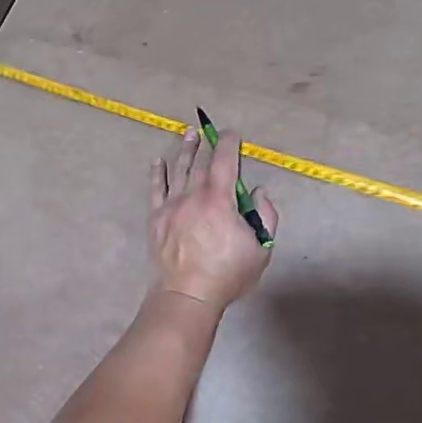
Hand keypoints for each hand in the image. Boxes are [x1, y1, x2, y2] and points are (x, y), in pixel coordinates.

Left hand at [148, 126, 278, 312]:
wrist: (186, 293)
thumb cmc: (227, 273)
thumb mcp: (260, 248)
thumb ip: (265, 216)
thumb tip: (258, 191)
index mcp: (219, 201)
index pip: (224, 163)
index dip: (228, 145)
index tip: (232, 134)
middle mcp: (193, 196)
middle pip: (199, 164)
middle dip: (205, 145)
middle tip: (206, 129)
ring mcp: (171, 205)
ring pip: (178, 171)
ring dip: (184, 151)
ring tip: (187, 135)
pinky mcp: (156, 217)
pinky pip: (156, 189)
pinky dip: (157, 173)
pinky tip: (158, 161)